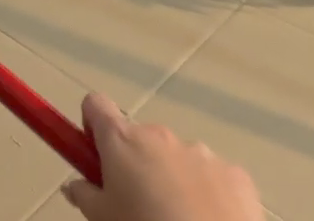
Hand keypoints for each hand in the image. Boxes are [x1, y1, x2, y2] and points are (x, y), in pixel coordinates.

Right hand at [61, 94, 262, 220]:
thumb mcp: (100, 217)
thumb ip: (83, 194)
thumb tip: (76, 185)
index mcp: (122, 138)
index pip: (95, 104)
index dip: (92, 125)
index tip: (95, 154)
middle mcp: (159, 135)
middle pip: (139, 137)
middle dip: (136, 162)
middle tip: (138, 201)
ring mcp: (201, 152)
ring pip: (177, 157)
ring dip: (172, 177)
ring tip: (178, 218)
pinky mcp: (237, 176)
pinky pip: (213, 176)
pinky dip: (208, 192)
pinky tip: (209, 220)